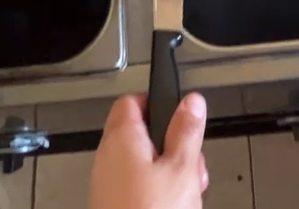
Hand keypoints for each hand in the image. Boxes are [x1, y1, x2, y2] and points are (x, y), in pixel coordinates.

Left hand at [89, 92, 208, 208]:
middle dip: (170, 145)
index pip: (132, 100)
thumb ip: (187, 131)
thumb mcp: (182, 169)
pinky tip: (174, 208)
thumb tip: (191, 103)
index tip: (180, 115)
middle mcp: (107, 158)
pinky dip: (155, 193)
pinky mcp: (111, 208)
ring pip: (140, 164)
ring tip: (187, 193)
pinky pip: (135, 189)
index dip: (157, 102)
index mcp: (121, 138)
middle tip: (190, 162)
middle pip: (140, 134)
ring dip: (167, 172)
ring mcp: (107, 186)